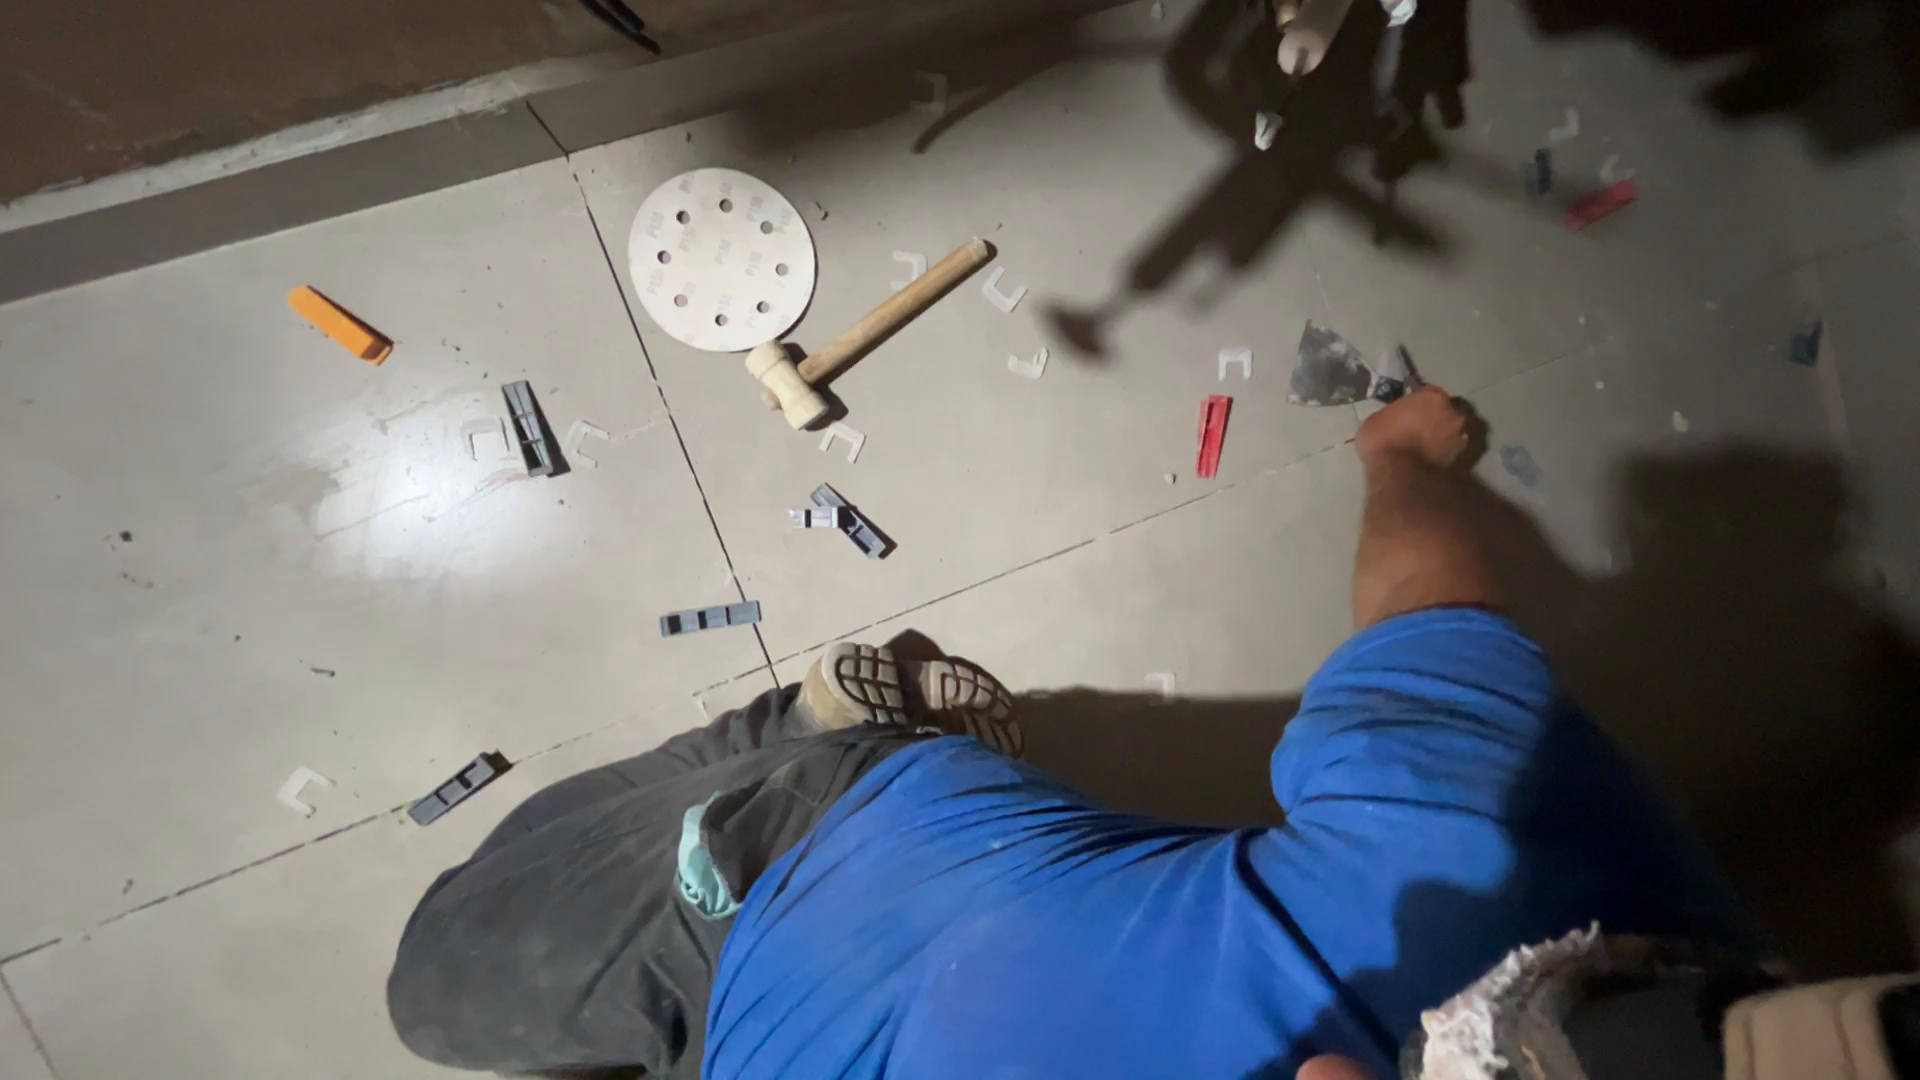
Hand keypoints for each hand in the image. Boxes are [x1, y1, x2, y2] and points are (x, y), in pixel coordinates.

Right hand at [1355, 385, 1467, 468]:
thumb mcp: (1376, 421)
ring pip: (1451, 431)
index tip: (1408, 410)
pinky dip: (1441, 452)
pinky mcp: (1459, 457)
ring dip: (1441, 435)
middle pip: (1445, 410)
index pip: (1428, 392)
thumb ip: (1392, 415)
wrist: (1399, 471)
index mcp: (1432, 397)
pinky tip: (1427, 458)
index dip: (1418, 402)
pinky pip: (1449, 450)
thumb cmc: (1383, 440)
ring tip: (1424, 446)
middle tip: (1418, 427)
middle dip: (1434, 417)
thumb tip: (1394, 419)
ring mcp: (1459, 435)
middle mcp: (1452, 412)